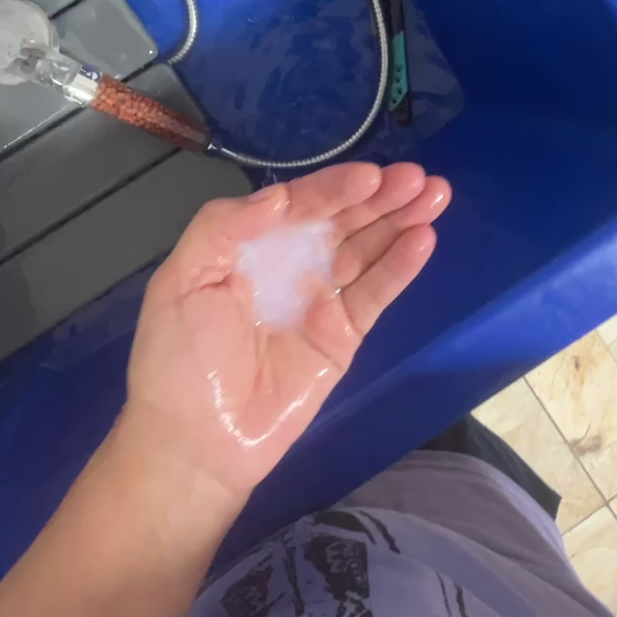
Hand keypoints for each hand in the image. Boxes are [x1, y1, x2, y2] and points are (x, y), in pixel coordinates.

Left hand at [119, 163, 450, 498]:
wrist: (195, 441)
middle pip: (346, 220)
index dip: (337, 188)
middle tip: (420, 178)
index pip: (303, 204)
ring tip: (437, 194)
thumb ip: (223, 228)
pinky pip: (377, 293)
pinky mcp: (345, 334)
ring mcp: (323, 297)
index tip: (371, 176)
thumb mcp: (181, 281)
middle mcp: (294, 261)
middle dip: (383, 195)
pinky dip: (401, 266)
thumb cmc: (179, 357)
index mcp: (255, 243)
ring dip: (403, 219)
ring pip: (370, 248)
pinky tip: (423, 240)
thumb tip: (280, 198)